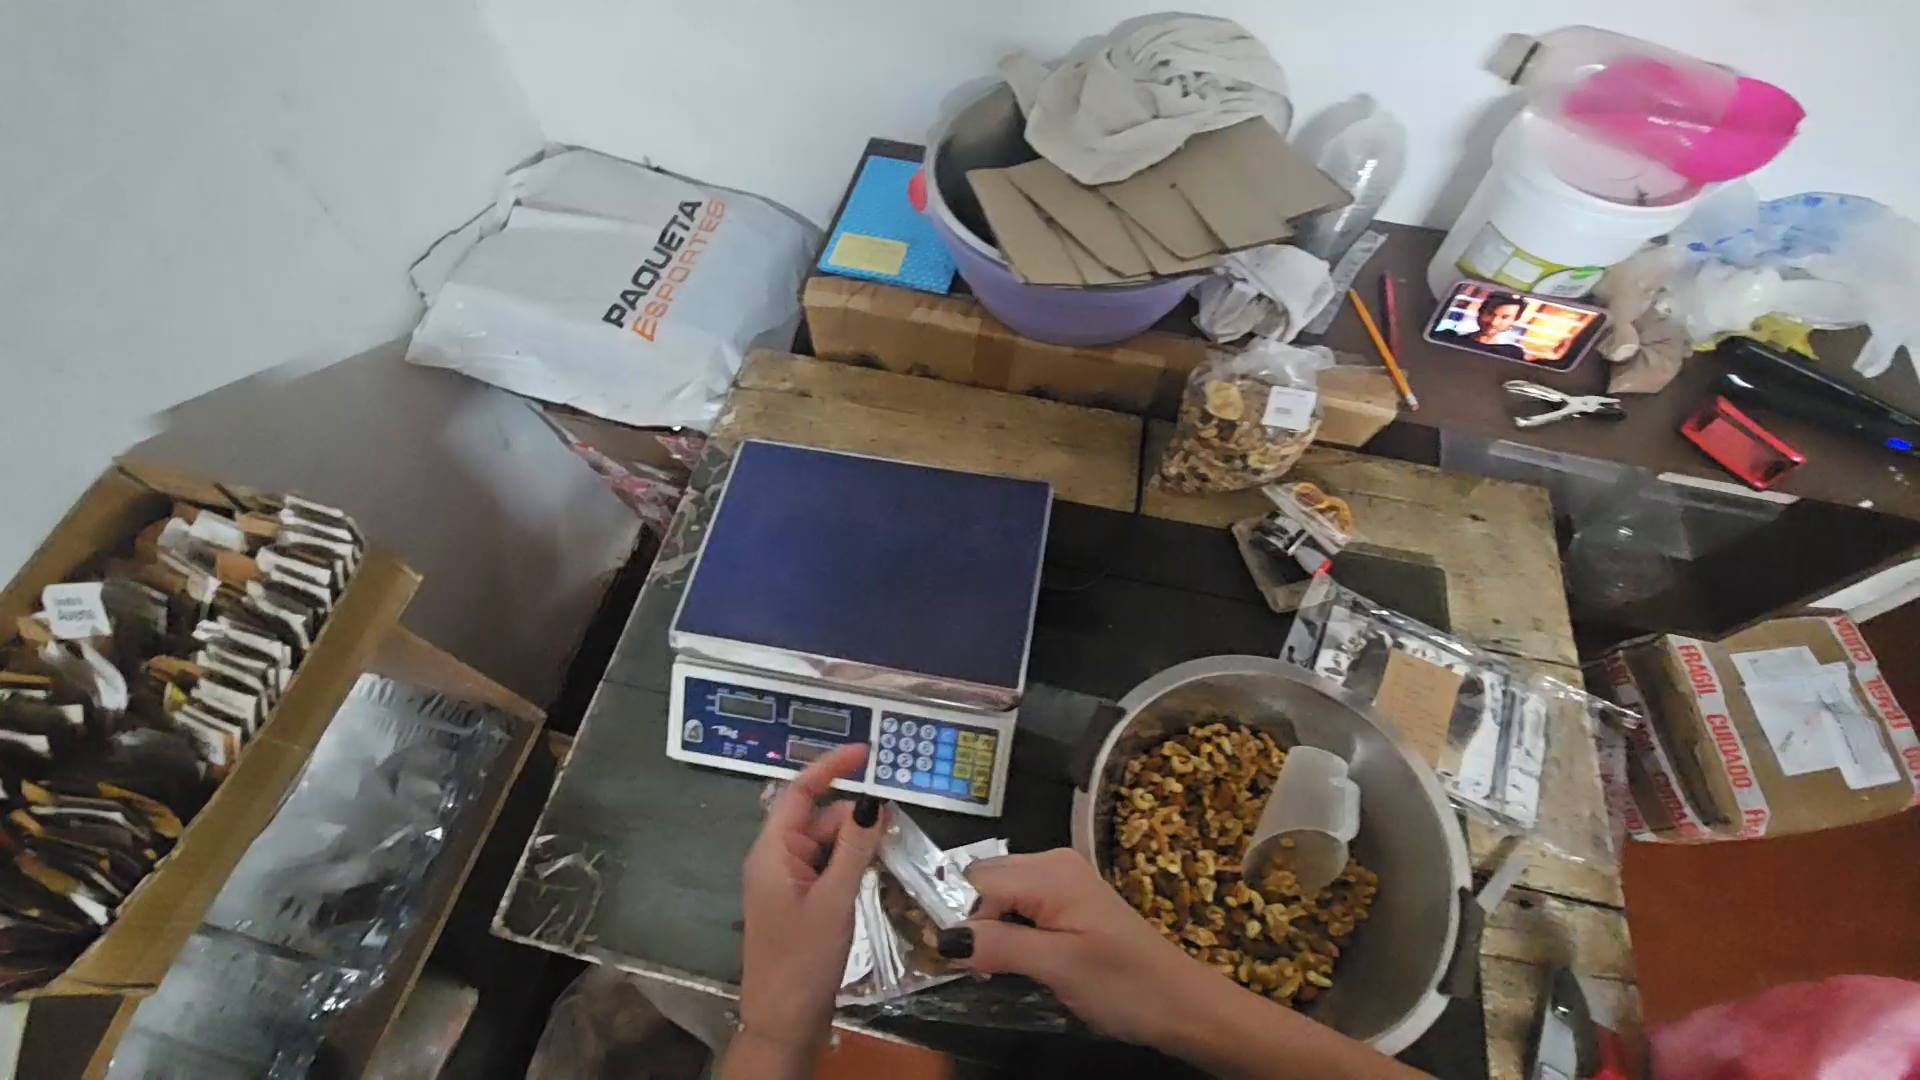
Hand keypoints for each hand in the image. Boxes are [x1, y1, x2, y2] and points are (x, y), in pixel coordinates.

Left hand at [731, 744, 885, 1067]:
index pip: (799, 791)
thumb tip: (873, 801)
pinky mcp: (797, 899)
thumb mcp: (835, 899)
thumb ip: (855, 846)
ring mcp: (786, 880)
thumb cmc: (803, 960)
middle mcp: (775, 858)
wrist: (783, 1025)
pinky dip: (848, 861)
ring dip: (853, 842)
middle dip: (853, 816)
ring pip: (825, 841)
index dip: (831, 766)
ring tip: (885, 854)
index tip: (865, 752)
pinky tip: (870, 871)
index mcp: (773, 851)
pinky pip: (825, 864)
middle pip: (818, 816)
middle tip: (893, 827)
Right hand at [940, 849, 1424, 1079]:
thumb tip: (942, 937)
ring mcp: (1059, 877)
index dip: (948, 910)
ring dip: (981, 924)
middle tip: (953, 965)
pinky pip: (1016, 901)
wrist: (1183, 1003)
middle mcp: (1050, 860)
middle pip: (982, 879)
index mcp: (1049, 870)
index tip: (928, 950)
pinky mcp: (1065, 898)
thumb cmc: (1124, 985)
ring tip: (975, 966)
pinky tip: (1000, 955)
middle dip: (963, 917)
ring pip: (996, 891)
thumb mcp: (1057, 968)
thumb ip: (999, 945)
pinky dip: (1001, 925)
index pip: (975, 877)